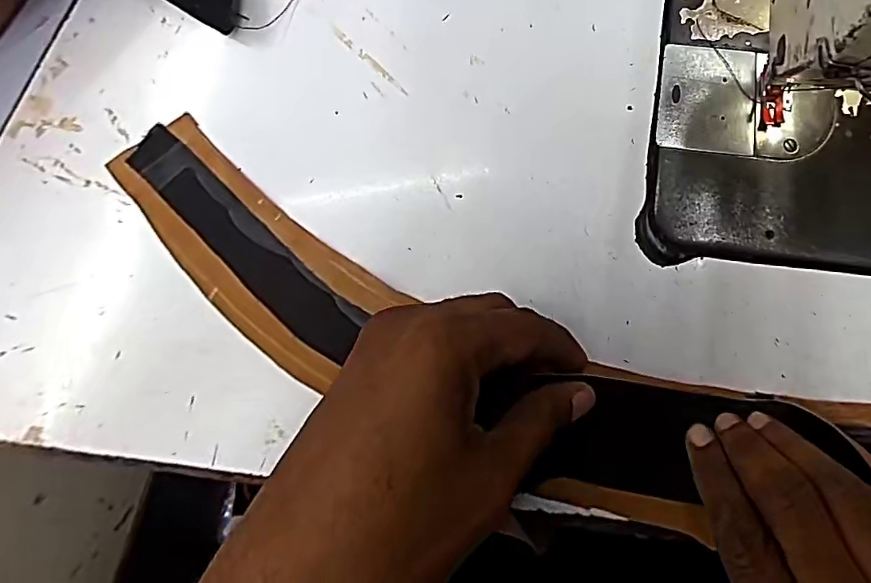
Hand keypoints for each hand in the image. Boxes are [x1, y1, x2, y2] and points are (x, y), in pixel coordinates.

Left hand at [204, 294, 594, 582]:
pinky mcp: (355, 372)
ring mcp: (374, 348)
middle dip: (526, 344)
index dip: (559, 347)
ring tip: (513, 400)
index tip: (577, 370)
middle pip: (488, 315)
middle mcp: (404, 330)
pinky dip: (453, 360)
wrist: (293, 579)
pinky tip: (466, 406)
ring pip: (454, 326)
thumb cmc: (374, 535)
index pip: (522, 325)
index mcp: (441, 341)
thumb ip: (541, 421)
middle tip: (553, 384)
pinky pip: (421, 343)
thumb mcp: (488, 476)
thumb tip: (571, 397)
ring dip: (489, 350)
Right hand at [688, 411, 870, 582]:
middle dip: (752, 458)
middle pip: (794, 511)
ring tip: (761, 424)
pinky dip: (846, 475)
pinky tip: (824, 459)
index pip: (750, 547)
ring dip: (796, 452)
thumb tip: (735, 532)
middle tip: (724, 424)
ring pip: (844, 498)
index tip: (700, 447)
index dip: (719, 486)